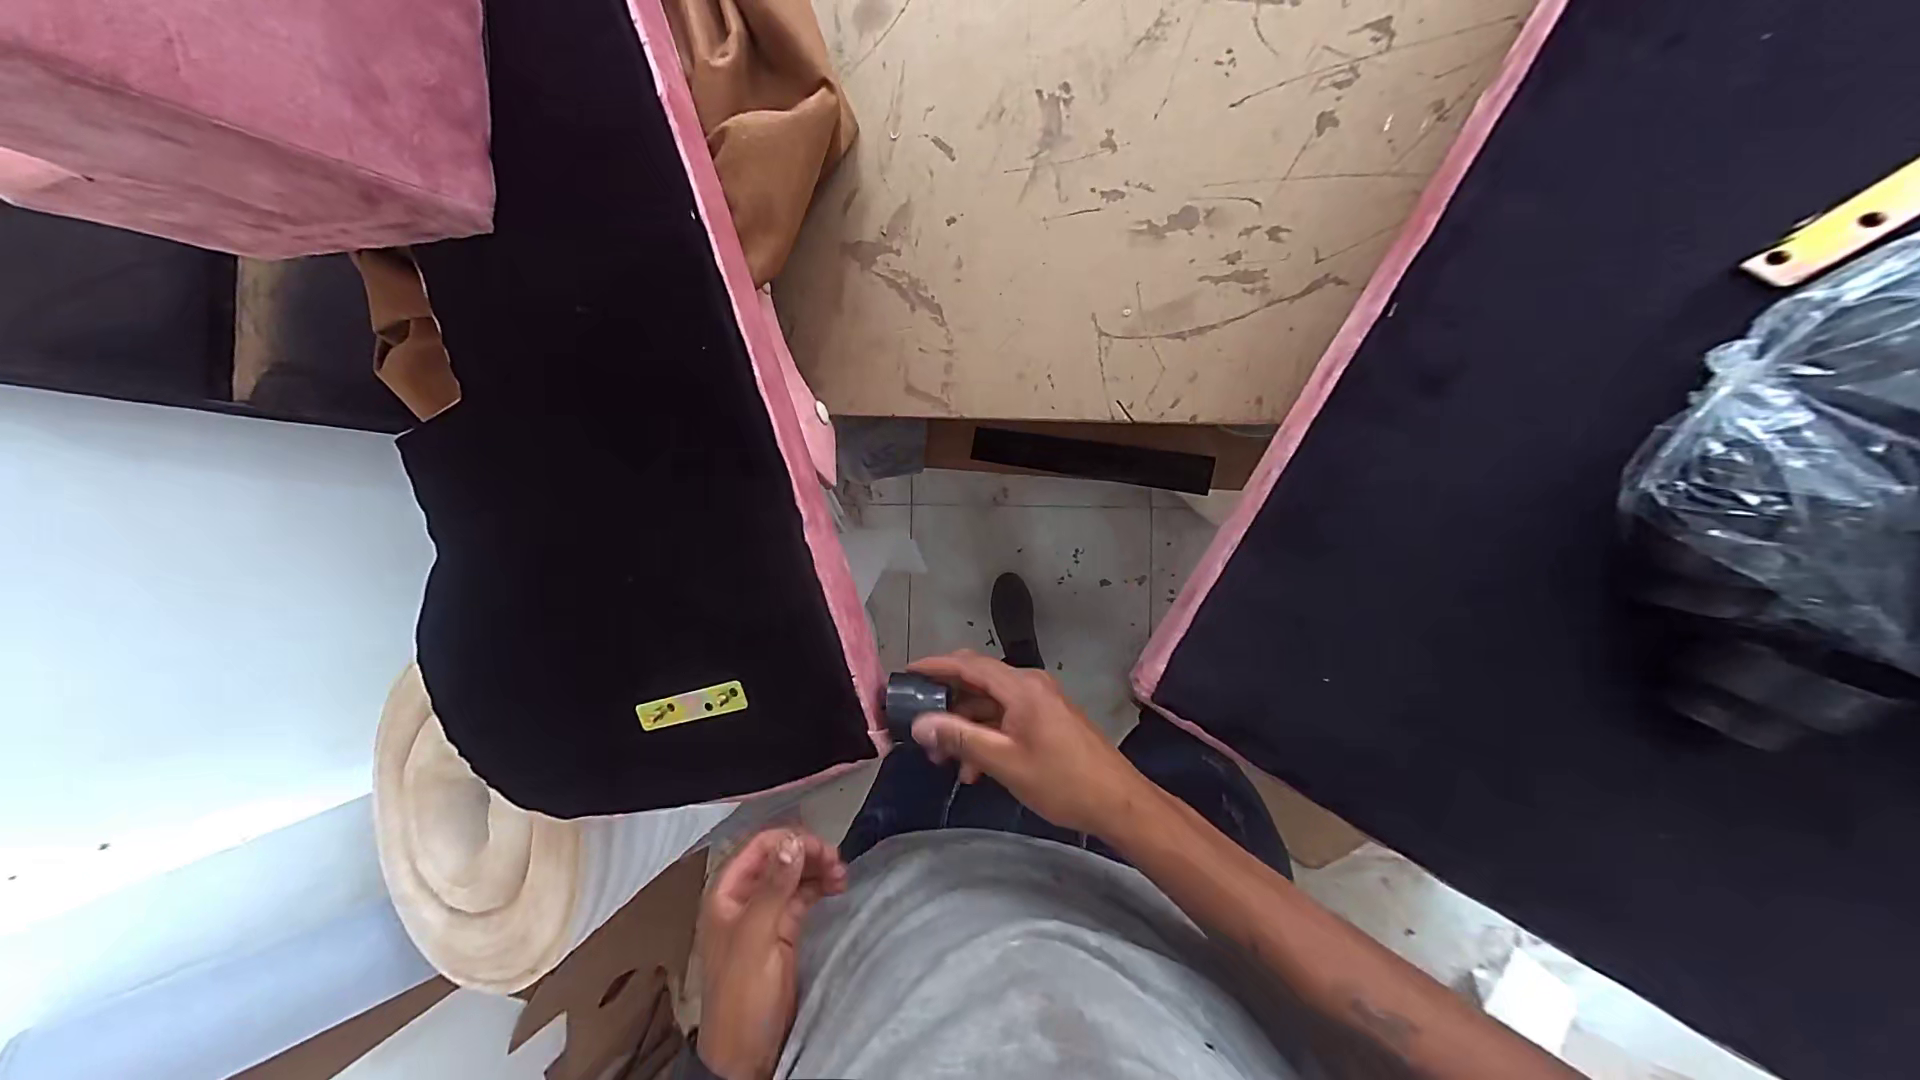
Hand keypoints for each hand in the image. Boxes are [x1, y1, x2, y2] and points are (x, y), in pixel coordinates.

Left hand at [695, 827, 846, 1079]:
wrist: (745, 1055)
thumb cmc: (739, 1001)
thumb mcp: (756, 939)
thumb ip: (773, 888)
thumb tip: (792, 842)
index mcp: (727, 893)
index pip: (760, 846)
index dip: (789, 840)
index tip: (818, 848)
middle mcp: (745, 897)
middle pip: (780, 856)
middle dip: (809, 853)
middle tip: (835, 861)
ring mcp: (765, 913)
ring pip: (794, 873)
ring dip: (818, 868)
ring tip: (840, 875)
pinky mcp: (783, 929)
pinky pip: (804, 894)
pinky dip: (820, 886)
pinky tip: (835, 886)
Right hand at [907, 650, 1152, 834]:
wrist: (1117, 802)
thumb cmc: (1061, 780)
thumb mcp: (1004, 761)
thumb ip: (960, 738)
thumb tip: (921, 722)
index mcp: (1020, 686)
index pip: (967, 664)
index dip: (933, 666)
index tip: (904, 676)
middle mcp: (1029, 685)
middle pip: (977, 682)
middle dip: (946, 703)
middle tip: (919, 726)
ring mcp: (1040, 702)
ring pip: (989, 704)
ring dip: (965, 727)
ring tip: (945, 760)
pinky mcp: (1046, 719)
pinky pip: (1006, 718)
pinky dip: (986, 736)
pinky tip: (976, 768)